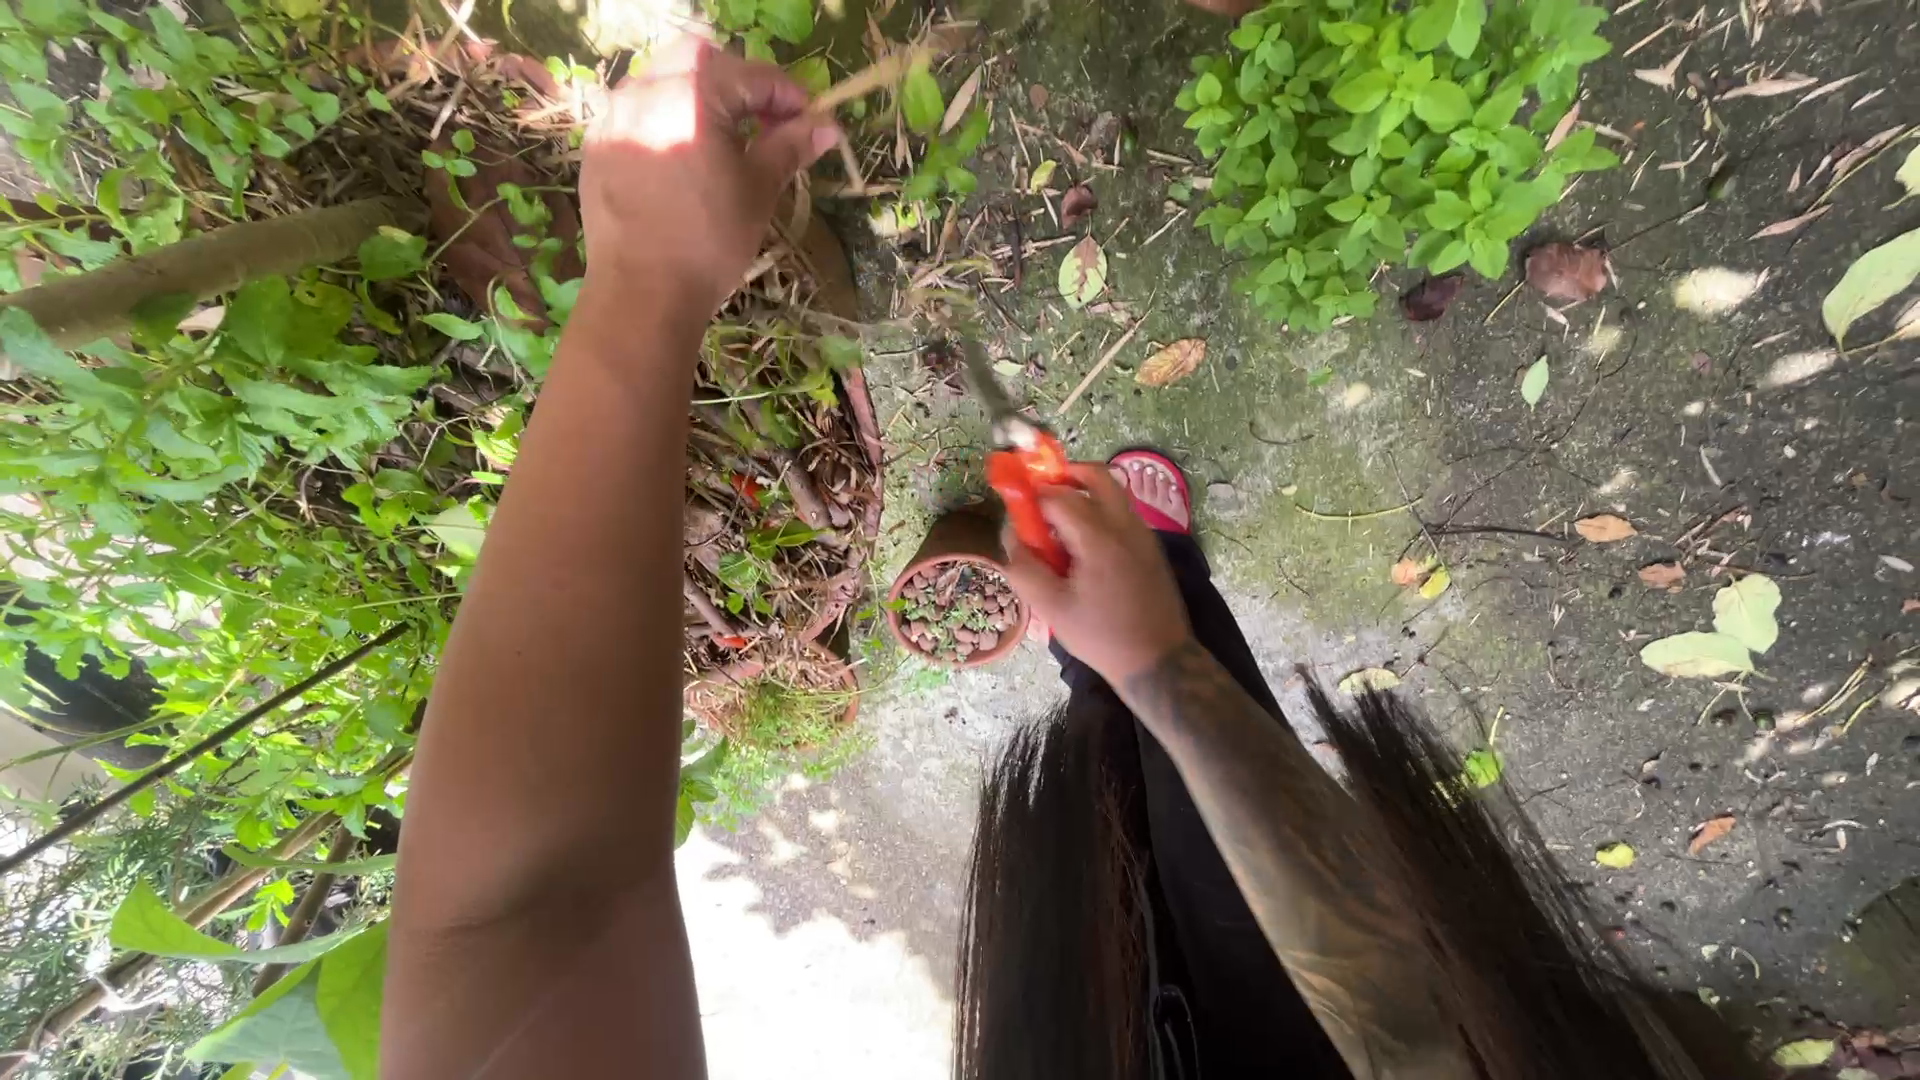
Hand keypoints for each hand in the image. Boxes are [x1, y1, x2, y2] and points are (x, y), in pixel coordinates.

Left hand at [580, 36, 838, 314]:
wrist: (644, 290)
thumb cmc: (711, 241)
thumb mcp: (758, 190)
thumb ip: (789, 148)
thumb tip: (827, 128)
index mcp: (693, 93)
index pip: (752, 75)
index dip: (788, 96)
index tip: (811, 122)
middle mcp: (646, 89)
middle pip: (702, 62)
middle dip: (740, 86)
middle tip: (766, 126)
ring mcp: (615, 115)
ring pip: (665, 83)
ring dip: (703, 101)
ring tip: (727, 144)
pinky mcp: (599, 145)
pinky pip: (640, 114)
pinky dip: (670, 122)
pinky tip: (687, 163)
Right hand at [1000, 463, 1194, 684]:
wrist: (1158, 659)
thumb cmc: (1101, 636)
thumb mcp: (1051, 608)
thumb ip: (1024, 568)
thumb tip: (1010, 536)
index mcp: (1098, 538)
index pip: (1059, 496)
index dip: (1033, 498)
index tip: (1019, 511)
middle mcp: (1125, 525)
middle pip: (1095, 475)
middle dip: (1065, 475)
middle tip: (1042, 493)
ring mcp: (1143, 533)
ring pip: (1113, 490)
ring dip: (1084, 491)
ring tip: (1061, 519)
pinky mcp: (1151, 545)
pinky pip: (1123, 511)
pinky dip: (1101, 509)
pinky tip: (1085, 542)